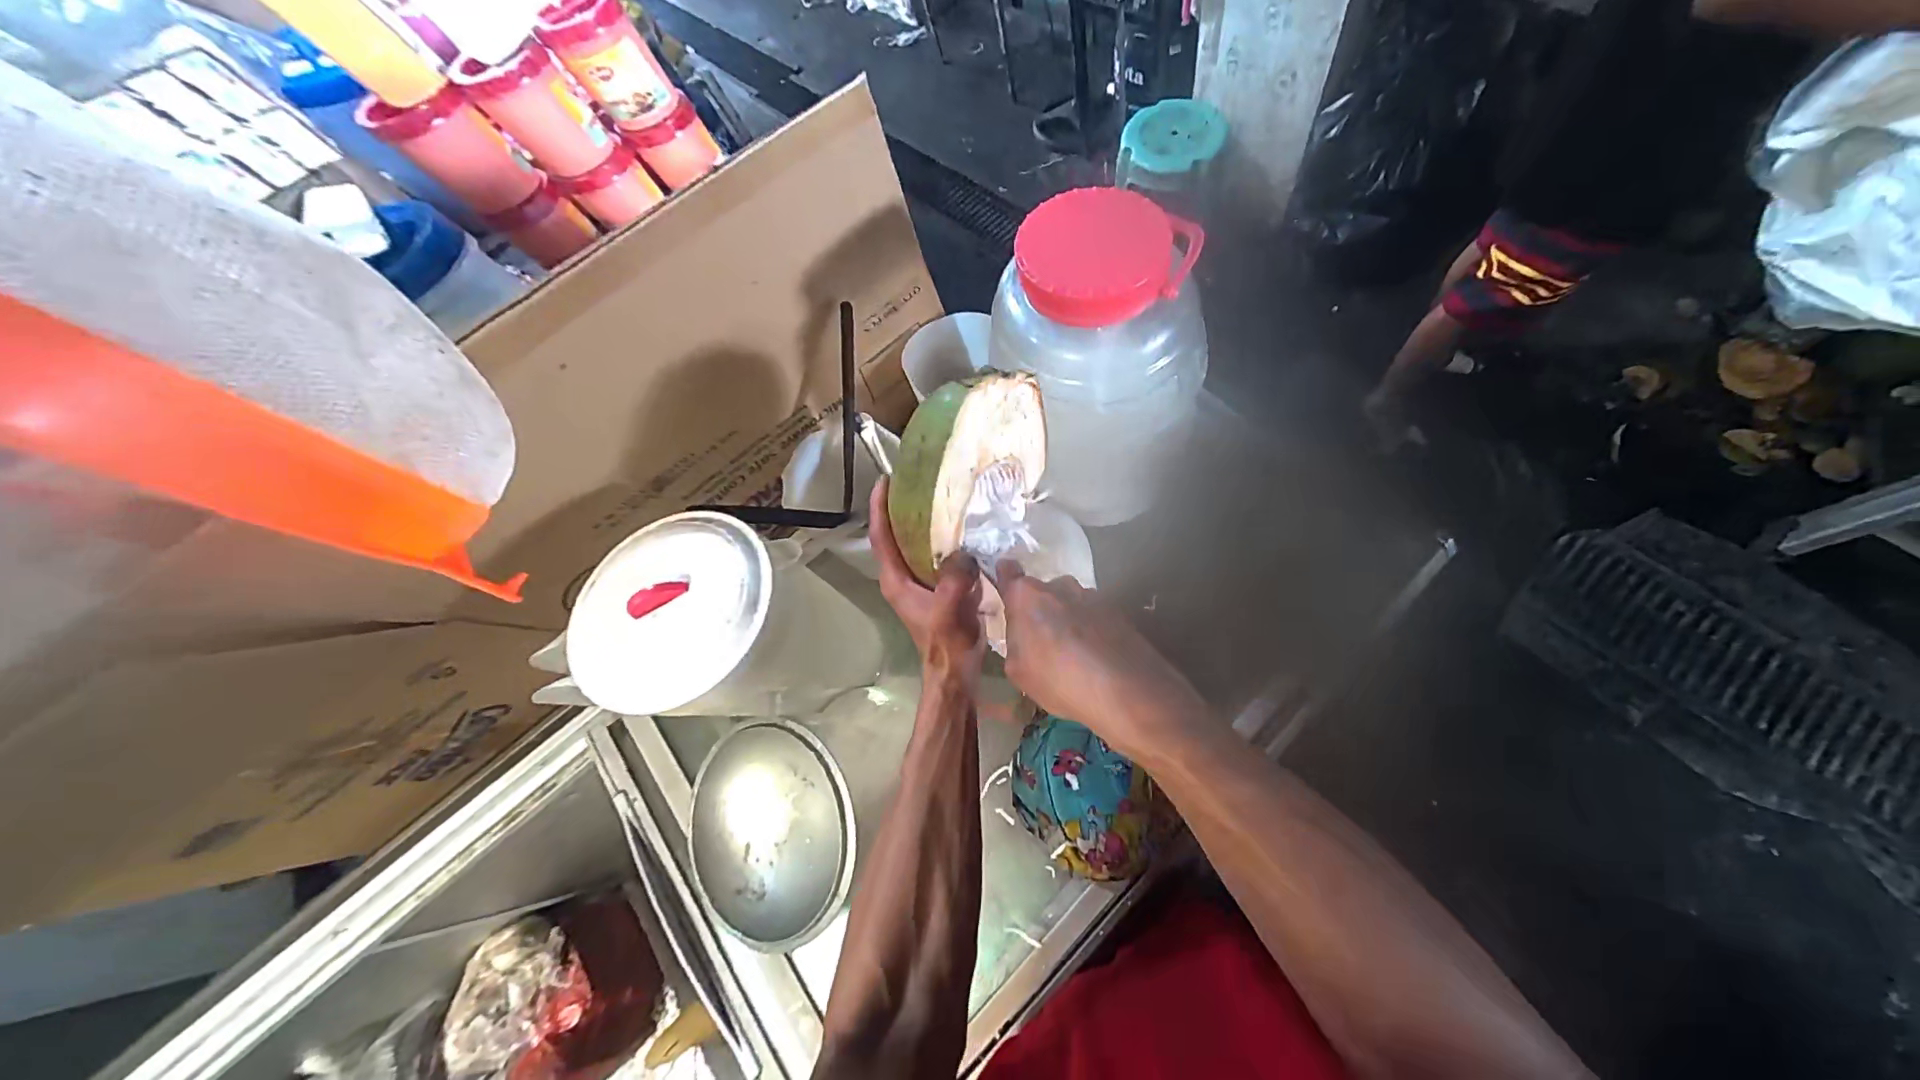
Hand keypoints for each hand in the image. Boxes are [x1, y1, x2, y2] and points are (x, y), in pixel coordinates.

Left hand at [869, 479, 984, 684]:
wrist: (955, 673)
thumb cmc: (946, 643)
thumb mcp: (950, 608)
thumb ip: (954, 577)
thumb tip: (963, 552)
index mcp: (895, 580)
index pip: (881, 536)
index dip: (879, 508)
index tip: (884, 480)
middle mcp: (902, 578)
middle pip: (895, 536)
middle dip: (900, 508)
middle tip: (915, 481)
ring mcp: (919, 585)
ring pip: (915, 545)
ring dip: (922, 523)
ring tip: (939, 497)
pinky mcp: (937, 589)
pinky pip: (936, 557)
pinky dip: (943, 540)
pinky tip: (961, 530)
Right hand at [997, 564, 1207, 761]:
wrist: (1125, 690)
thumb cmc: (1058, 679)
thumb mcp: (1017, 670)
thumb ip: (1015, 641)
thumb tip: (1024, 634)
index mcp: (1026, 595)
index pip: (1008, 572)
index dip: (1005, 580)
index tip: (1006, 593)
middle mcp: (1059, 585)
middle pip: (1042, 593)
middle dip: (1040, 612)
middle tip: (1041, 644)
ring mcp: (1092, 595)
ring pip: (1070, 605)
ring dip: (1068, 622)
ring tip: (1073, 657)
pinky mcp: (1118, 610)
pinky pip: (1093, 618)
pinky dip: (1090, 633)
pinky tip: (1095, 661)